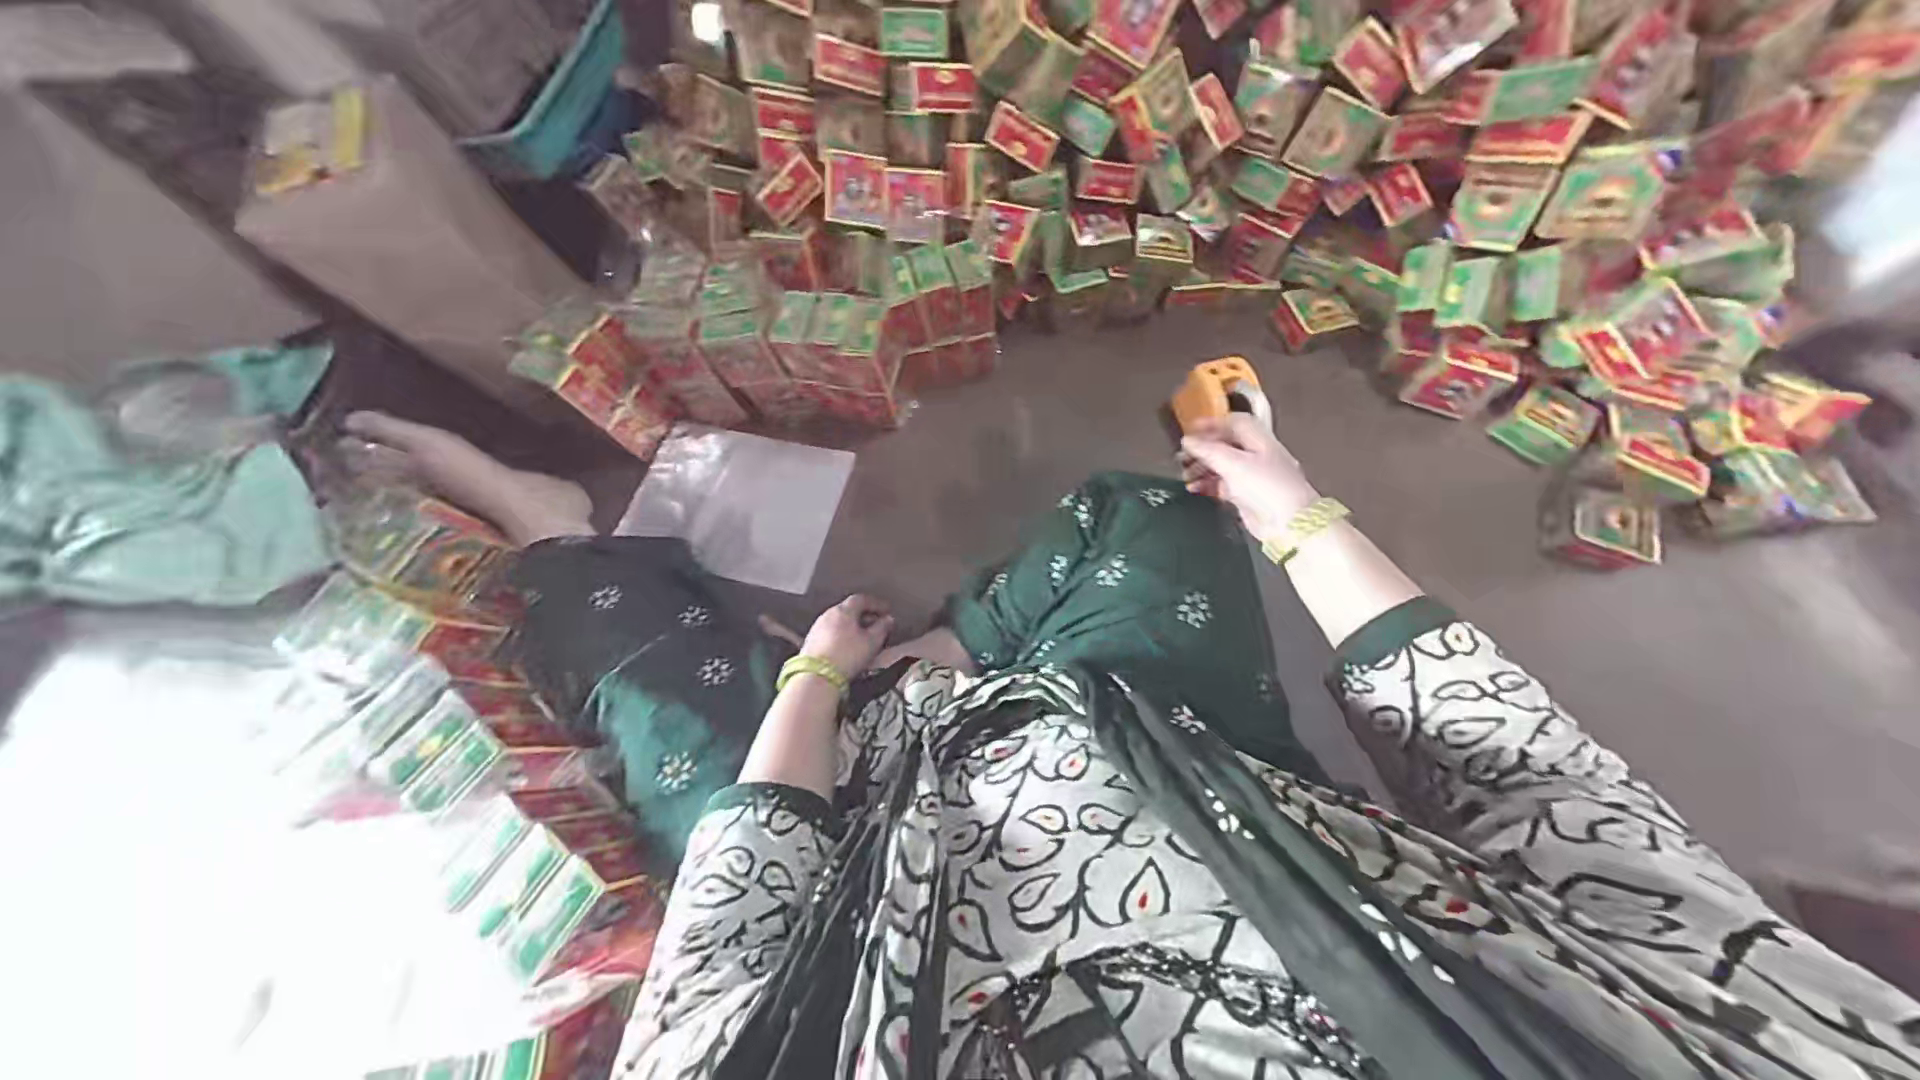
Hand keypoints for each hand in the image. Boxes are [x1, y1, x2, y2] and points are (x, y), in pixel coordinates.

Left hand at [800, 594, 895, 677]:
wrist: (817, 677)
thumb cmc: (845, 657)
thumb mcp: (872, 642)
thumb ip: (882, 628)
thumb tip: (888, 620)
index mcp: (843, 611)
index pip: (862, 599)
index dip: (876, 604)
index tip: (885, 610)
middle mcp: (828, 615)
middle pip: (849, 609)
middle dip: (865, 615)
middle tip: (877, 624)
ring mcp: (817, 628)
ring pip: (839, 622)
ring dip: (853, 626)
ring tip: (863, 637)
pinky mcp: (811, 642)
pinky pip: (831, 633)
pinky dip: (842, 636)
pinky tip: (847, 646)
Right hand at [1179, 414, 1320, 542]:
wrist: (1288, 523)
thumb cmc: (1268, 488)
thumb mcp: (1234, 464)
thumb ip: (1208, 450)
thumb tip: (1189, 441)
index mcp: (1259, 441)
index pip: (1235, 423)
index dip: (1213, 423)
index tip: (1191, 429)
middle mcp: (1257, 456)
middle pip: (1226, 445)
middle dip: (1203, 448)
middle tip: (1184, 455)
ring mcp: (1252, 476)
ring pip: (1222, 465)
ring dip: (1202, 467)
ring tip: (1186, 474)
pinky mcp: (1246, 496)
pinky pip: (1222, 485)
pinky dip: (1207, 484)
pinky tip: (1195, 488)